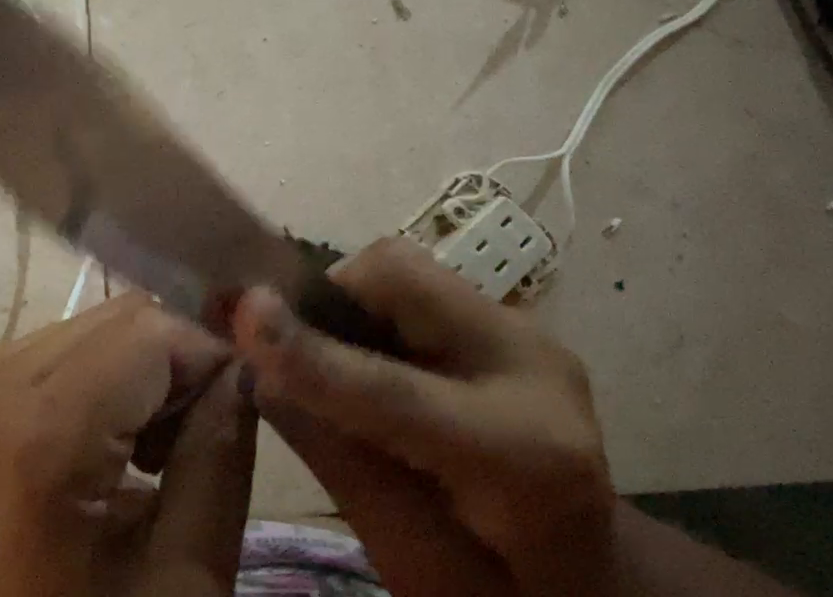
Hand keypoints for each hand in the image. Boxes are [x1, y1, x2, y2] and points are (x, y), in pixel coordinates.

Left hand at [0, 293, 257, 596]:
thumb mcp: (187, 569)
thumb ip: (219, 452)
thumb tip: (249, 360)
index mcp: (45, 432)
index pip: (155, 332)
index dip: (211, 360)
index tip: (237, 418)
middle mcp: (7, 375)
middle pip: (131, 316)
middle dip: (181, 364)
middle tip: (193, 443)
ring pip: (113, 319)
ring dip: (153, 371)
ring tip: (157, 452)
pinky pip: (85, 335)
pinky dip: (122, 372)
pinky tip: (122, 437)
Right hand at [232, 239, 616, 596]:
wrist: (595, 573)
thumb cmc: (499, 586)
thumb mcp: (414, 563)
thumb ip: (337, 461)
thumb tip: (257, 371)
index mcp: (524, 458)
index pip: (396, 393)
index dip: (310, 354)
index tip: (237, 316)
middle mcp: (534, 368)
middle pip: (403, 277)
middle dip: (325, 295)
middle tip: (285, 342)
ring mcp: (525, 331)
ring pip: (403, 266)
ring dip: (343, 300)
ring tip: (325, 355)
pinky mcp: (508, 318)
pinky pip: (412, 284)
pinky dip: (366, 306)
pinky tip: (363, 354)